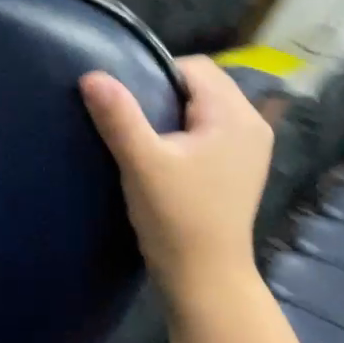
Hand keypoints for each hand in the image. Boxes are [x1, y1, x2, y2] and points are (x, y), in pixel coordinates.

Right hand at [80, 55, 272, 302]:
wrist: (203, 274)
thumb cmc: (175, 216)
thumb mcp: (141, 163)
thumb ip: (119, 117)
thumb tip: (91, 76)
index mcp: (234, 115)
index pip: (193, 68)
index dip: (154, 76)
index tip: (124, 104)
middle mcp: (251, 124)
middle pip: (201, 87)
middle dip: (162, 98)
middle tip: (127, 124)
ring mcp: (249, 149)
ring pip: (203, 111)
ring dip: (171, 119)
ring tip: (142, 144)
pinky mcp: (239, 169)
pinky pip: (208, 134)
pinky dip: (184, 138)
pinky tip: (162, 163)